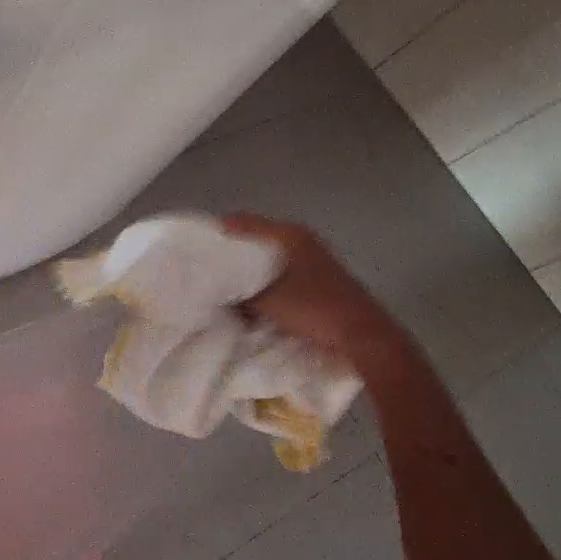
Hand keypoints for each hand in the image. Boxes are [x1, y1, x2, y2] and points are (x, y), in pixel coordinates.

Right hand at [223, 213, 414, 371]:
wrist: (364, 337)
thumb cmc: (315, 309)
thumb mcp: (268, 302)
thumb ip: (240, 294)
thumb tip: (220, 294)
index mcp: (289, 234)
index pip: (243, 222)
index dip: (219, 232)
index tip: (195, 245)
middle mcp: (302, 239)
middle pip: (257, 239)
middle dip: (234, 252)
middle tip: (207, 266)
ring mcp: (314, 259)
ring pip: (270, 258)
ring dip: (251, 270)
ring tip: (226, 284)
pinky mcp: (320, 280)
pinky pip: (283, 274)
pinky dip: (267, 282)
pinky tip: (253, 298)